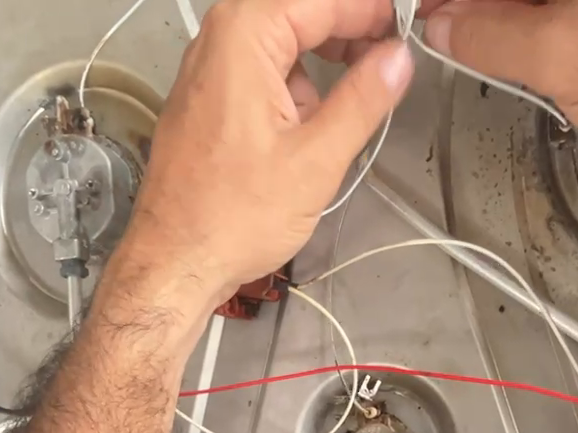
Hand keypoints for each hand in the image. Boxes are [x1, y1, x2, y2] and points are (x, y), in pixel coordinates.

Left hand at [115, 0, 414, 306]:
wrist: (177, 263)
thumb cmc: (233, 219)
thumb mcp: (316, 161)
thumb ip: (362, 101)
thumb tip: (396, 60)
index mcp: (244, 37)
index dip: (367, 11)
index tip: (401, 28)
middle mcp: (217, 42)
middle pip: (295, 14)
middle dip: (342, 32)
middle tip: (382, 62)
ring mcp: (205, 74)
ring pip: (276, 48)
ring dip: (315, 69)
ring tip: (342, 113)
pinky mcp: (204, 106)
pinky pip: (256, 79)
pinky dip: (287, 93)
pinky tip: (303, 135)